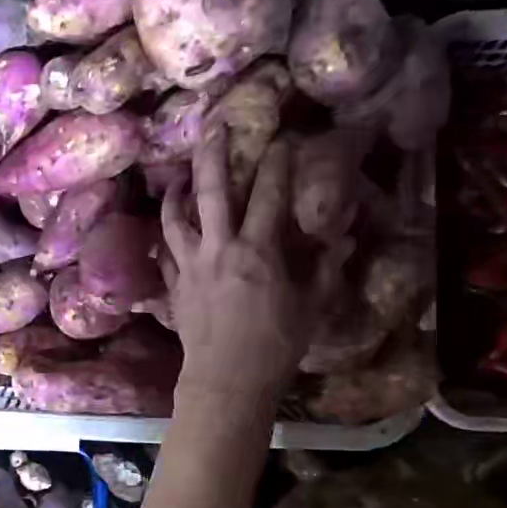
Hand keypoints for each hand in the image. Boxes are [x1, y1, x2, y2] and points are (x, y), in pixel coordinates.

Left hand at [161, 128, 336, 405]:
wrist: (226, 381)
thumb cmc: (275, 346)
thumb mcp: (311, 307)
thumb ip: (326, 268)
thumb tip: (342, 235)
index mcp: (258, 251)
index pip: (269, 194)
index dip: (276, 162)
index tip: (281, 139)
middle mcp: (219, 249)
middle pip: (211, 191)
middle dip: (213, 154)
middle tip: (214, 127)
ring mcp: (190, 267)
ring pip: (176, 219)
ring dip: (177, 193)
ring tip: (180, 179)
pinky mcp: (174, 286)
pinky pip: (164, 254)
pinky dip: (165, 238)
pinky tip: (168, 230)